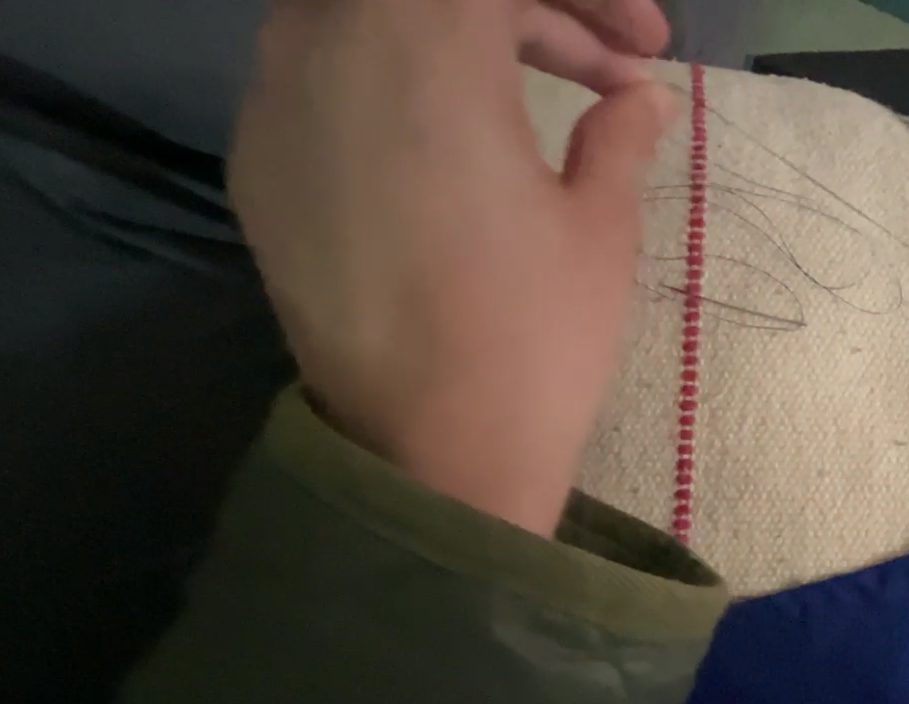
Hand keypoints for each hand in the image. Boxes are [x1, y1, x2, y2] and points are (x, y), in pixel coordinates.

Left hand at [229, 0, 675, 535]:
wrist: (439, 454)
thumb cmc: (540, 338)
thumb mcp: (601, 231)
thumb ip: (621, 138)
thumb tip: (645, 97)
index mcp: (425, 46)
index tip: (650, 51)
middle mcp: (325, 43)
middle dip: (535, 13)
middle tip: (609, 76)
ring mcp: (273, 102)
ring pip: (372, 18)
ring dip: (465, 43)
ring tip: (535, 110)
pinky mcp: (258, 168)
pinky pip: (328, 78)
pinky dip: (403, 86)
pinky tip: (455, 151)